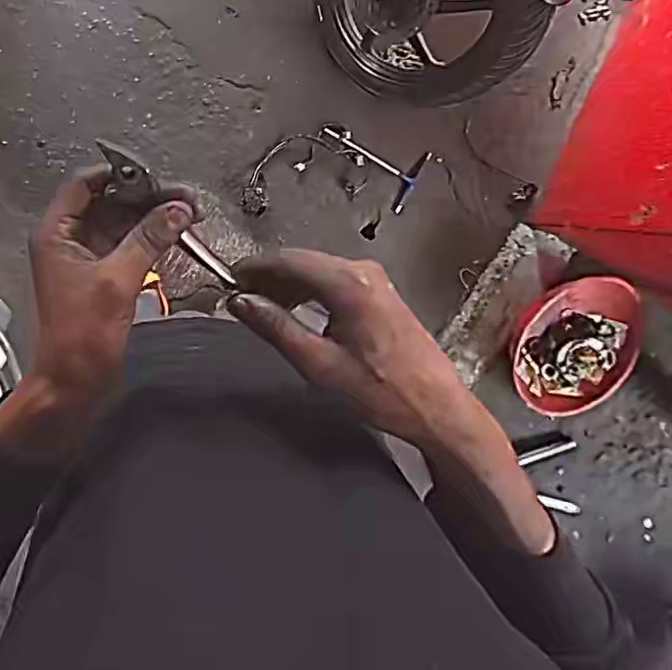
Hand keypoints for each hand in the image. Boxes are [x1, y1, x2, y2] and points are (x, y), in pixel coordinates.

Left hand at [0, 167, 196, 460]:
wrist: (73, 385)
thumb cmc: (78, 339)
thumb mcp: (117, 280)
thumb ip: (149, 239)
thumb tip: (175, 210)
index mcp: (56, 234)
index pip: (84, 185)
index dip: (117, 175)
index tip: (149, 174)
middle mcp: (66, 241)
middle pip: (107, 202)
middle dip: (144, 198)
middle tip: (179, 197)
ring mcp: (83, 258)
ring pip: (119, 223)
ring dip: (150, 218)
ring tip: (183, 212)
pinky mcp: (99, 275)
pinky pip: (125, 245)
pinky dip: (147, 239)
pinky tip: (171, 235)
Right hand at [228, 249, 555, 552]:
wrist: (441, 411)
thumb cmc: (386, 392)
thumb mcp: (319, 364)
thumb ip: (276, 327)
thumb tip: (242, 302)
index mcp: (349, 283)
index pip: (287, 260)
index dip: (254, 268)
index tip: (230, 278)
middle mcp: (363, 271)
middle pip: (301, 261)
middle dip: (268, 277)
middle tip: (241, 296)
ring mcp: (374, 279)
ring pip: (315, 270)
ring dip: (286, 284)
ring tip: (262, 306)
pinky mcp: (379, 292)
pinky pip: (332, 280)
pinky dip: (307, 290)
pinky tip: (294, 309)